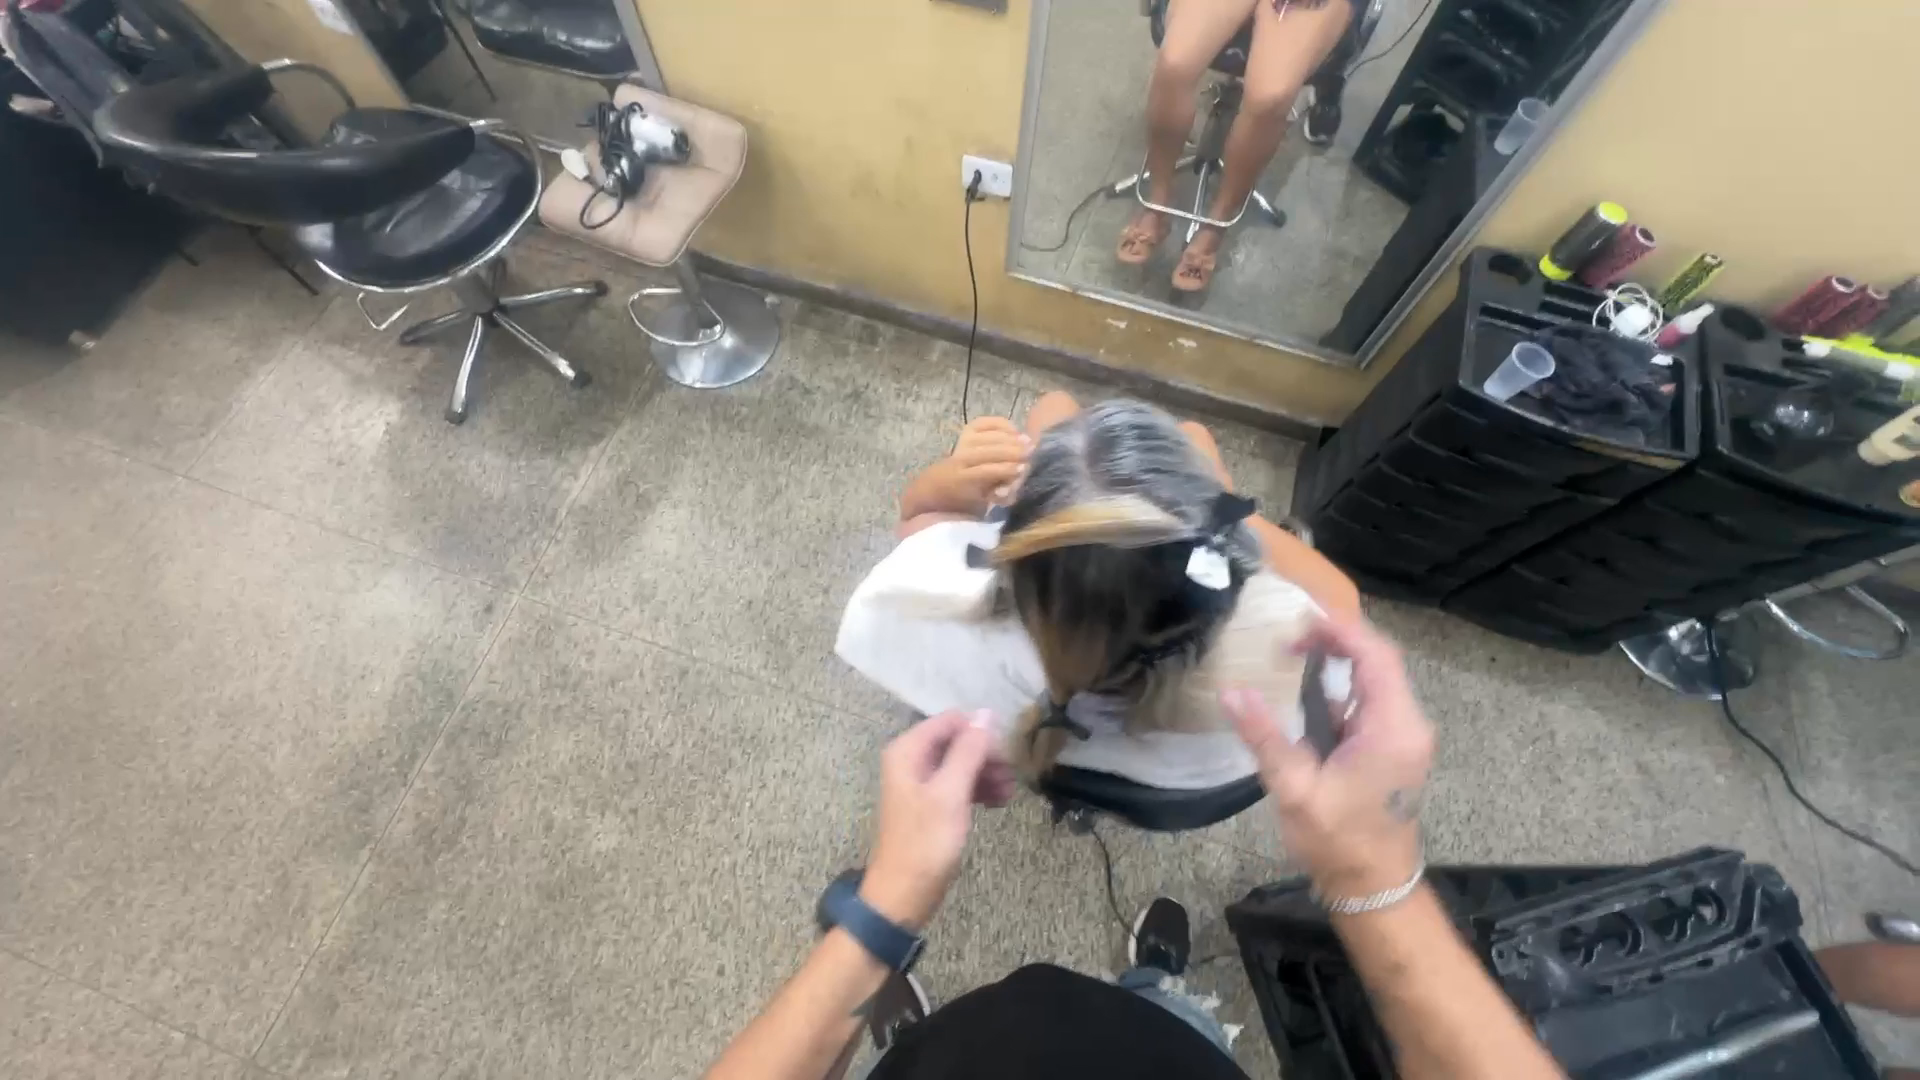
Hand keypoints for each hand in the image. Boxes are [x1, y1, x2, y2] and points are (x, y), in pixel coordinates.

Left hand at [862, 710, 1013, 929]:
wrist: (903, 895)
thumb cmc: (926, 842)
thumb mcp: (951, 793)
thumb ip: (969, 750)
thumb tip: (987, 713)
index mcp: (908, 750)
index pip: (951, 720)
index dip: (981, 732)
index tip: (1006, 754)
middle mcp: (911, 759)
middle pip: (956, 740)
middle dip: (986, 755)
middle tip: (1011, 777)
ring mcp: (919, 781)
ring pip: (960, 762)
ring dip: (986, 773)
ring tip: (1009, 793)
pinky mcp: (929, 803)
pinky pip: (956, 783)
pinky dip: (977, 788)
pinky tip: (998, 802)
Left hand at [943, 417, 1029, 506]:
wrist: (943, 485)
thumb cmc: (970, 499)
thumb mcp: (985, 504)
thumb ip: (1001, 495)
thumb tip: (1010, 487)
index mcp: (961, 481)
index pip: (985, 471)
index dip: (1005, 469)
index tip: (1023, 468)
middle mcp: (959, 459)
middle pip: (987, 450)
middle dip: (1011, 451)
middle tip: (1029, 452)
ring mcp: (962, 442)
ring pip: (988, 436)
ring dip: (1009, 438)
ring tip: (1026, 441)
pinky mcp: (967, 431)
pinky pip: (986, 422)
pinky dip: (1002, 424)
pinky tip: (1014, 431)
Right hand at [1222, 615, 1433, 900]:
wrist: (1373, 888)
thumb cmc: (1339, 841)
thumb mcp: (1295, 788)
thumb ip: (1265, 736)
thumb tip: (1231, 691)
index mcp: (1393, 728)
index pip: (1375, 657)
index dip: (1339, 629)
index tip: (1297, 617)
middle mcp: (1406, 725)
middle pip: (1377, 660)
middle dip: (1335, 636)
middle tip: (1287, 629)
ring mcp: (1400, 736)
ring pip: (1373, 678)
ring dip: (1335, 657)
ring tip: (1290, 646)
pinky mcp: (1388, 747)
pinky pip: (1366, 699)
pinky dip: (1336, 682)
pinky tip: (1303, 684)